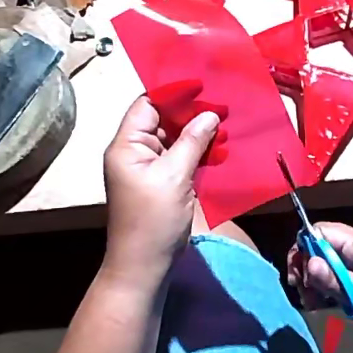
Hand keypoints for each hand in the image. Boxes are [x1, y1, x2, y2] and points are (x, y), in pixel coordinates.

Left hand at [101, 96, 219, 286]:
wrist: (144, 267)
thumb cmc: (153, 221)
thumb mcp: (175, 177)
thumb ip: (192, 141)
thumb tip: (210, 114)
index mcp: (127, 146)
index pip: (146, 105)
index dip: (172, 92)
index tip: (201, 85)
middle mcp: (134, 151)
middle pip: (162, 119)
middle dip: (191, 111)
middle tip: (222, 105)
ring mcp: (148, 167)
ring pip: (174, 137)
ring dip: (198, 131)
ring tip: (226, 125)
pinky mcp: (161, 180)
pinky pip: (179, 155)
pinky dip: (198, 150)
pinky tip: (219, 147)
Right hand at [285, 222, 352, 352]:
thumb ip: (338, 281)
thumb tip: (308, 263)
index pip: (324, 232)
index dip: (306, 247)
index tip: (297, 273)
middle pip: (322, 249)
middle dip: (307, 267)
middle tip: (302, 292)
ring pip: (326, 269)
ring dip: (313, 283)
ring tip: (311, 304)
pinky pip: (336, 287)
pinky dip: (324, 295)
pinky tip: (321, 308)